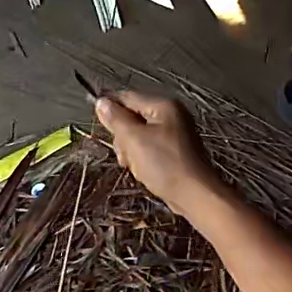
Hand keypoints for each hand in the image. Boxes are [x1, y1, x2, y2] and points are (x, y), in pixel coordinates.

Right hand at [94, 91, 222, 215]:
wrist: (195, 194)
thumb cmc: (165, 165)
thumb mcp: (134, 139)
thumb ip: (116, 119)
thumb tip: (101, 102)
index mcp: (163, 106)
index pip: (128, 97)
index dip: (110, 108)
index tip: (96, 121)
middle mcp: (171, 115)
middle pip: (133, 117)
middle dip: (123, 137)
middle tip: (126, 155)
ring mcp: (175, 133)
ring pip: (139, 135)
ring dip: (131, 151)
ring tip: (136, 166)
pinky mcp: (175, 151)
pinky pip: (150, 148)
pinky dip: (143, 159)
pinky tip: (144, 171)